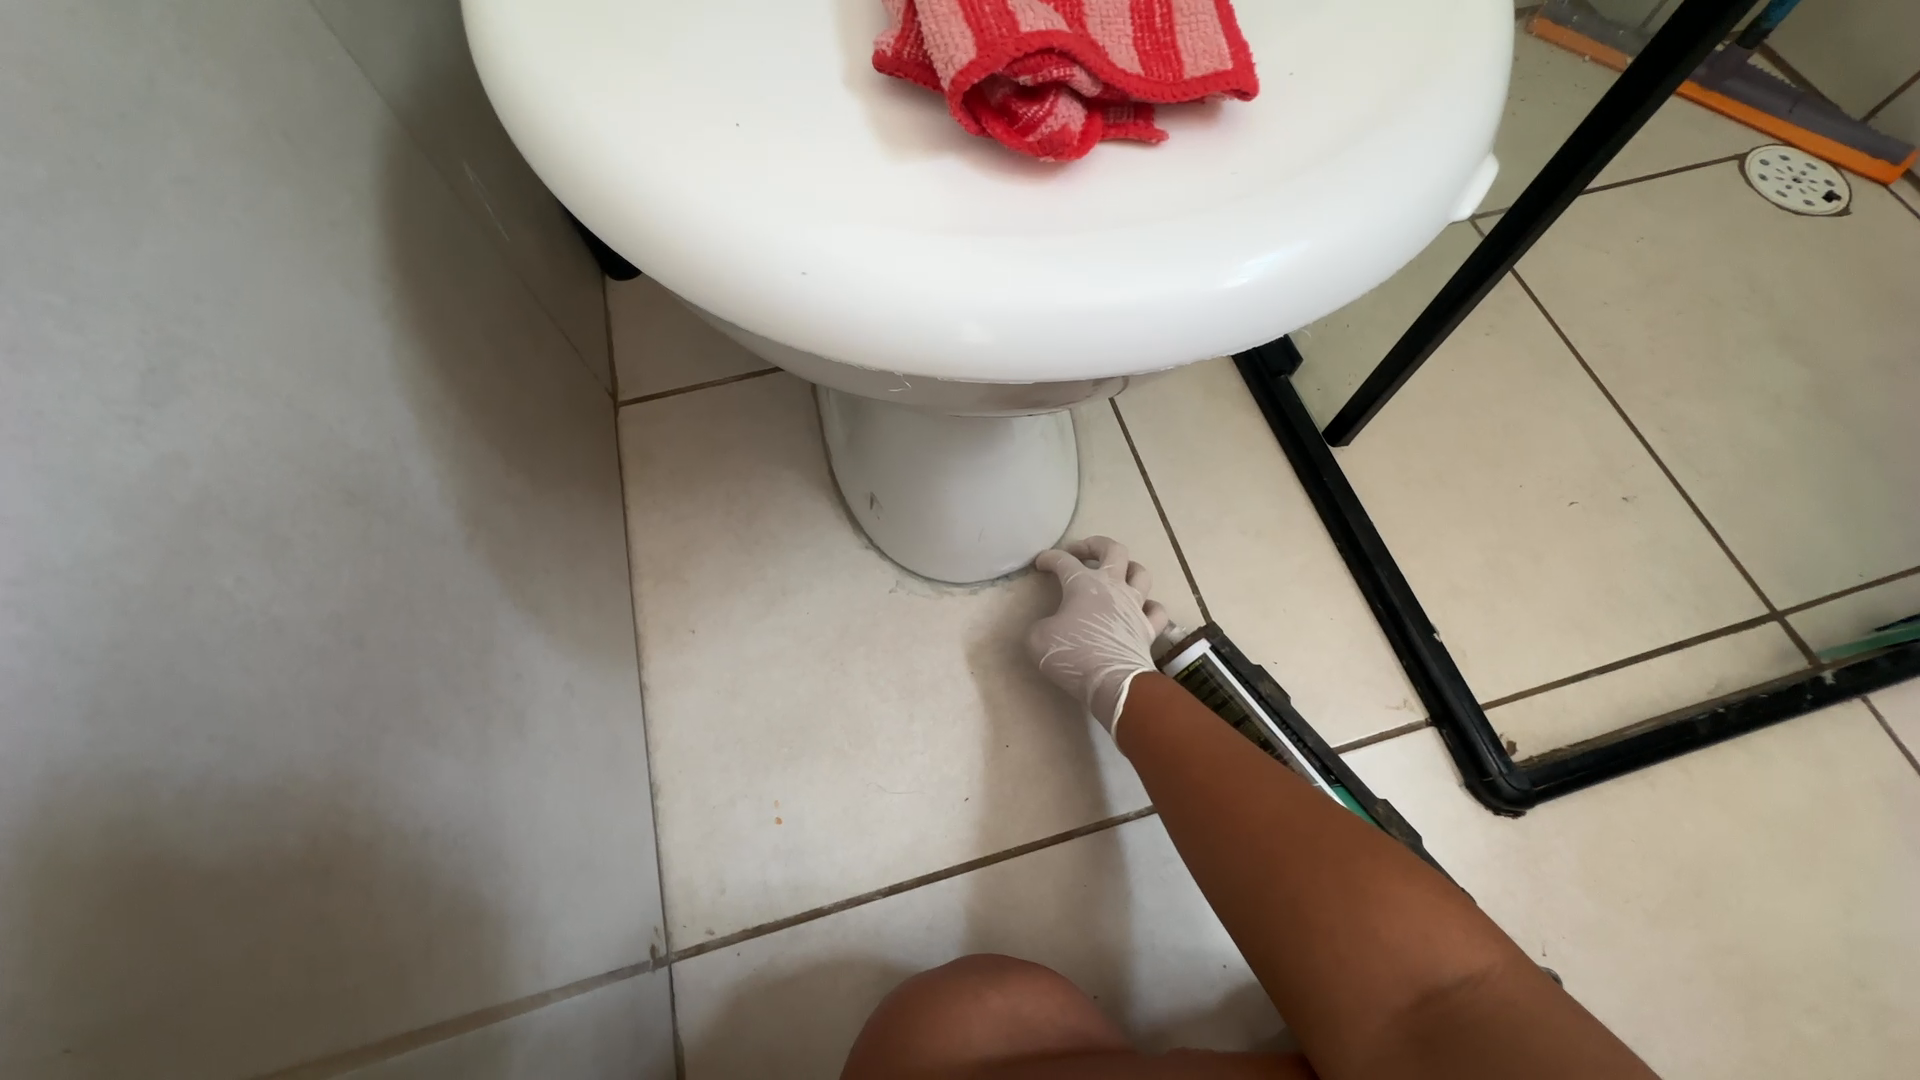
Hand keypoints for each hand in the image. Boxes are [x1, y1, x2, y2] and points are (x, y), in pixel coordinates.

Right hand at [1026, 536, 1170, 734]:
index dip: (1049, 558)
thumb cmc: (1073, 654)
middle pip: (1113, 550)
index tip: (1040, 563)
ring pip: (1141, 573)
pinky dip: (1149, 606)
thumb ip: (1041, 625)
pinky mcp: (1148, 628)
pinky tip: (1140, 609)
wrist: (1113, 682)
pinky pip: (1156, 610)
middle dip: (1095, 545)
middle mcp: (1113, 587)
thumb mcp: (1037, 639)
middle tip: (1081, 552)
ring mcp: (1135, 606)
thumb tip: (1048, 626)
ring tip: (1116, 574)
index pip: (1063, 561)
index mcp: (1084, 584)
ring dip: (1128, 569)